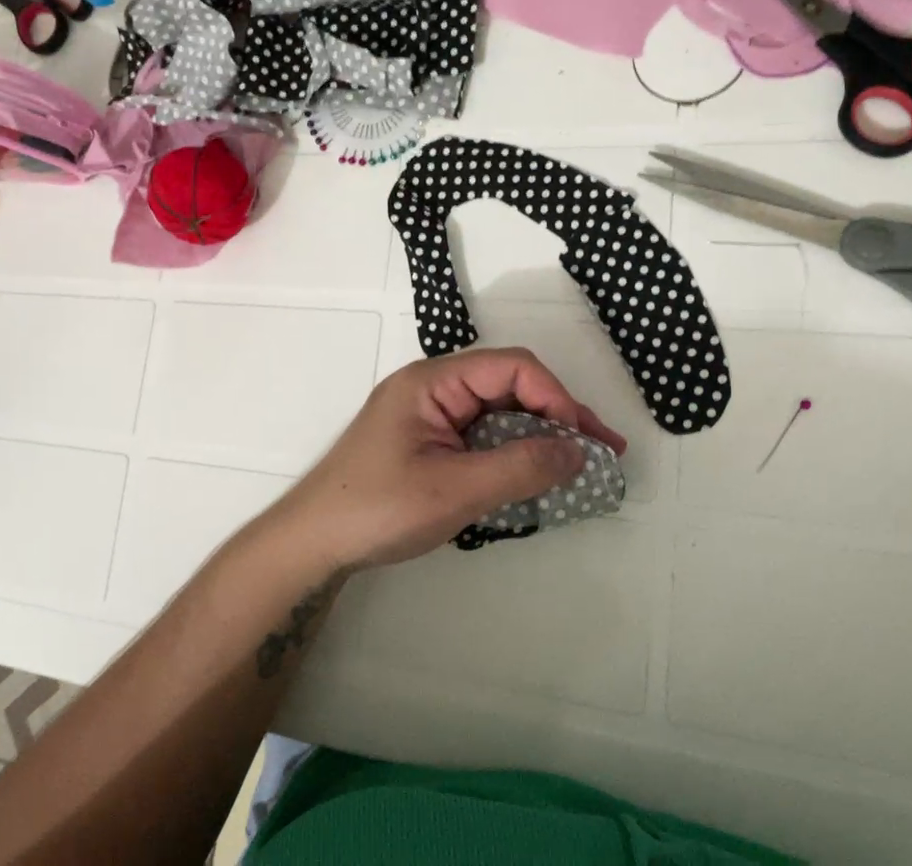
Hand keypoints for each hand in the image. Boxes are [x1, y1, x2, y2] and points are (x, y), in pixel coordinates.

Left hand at [270, 348, 627, 571]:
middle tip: (600, 452)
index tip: (585, 439)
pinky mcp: (427, 445)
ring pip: (498, 415)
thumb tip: (578, 451)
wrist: (311, 543)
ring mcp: (429, 418)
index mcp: (432, 382)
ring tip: (579, 467)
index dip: (556, 398)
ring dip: (538, 438)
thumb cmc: (377, 509)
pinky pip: (481, 438)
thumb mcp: (455, 489)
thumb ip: (520, 467)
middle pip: (509, 388)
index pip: (511, 368)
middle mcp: (432, 389)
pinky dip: (512, 455)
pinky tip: (536, 478)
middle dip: (557, 417)